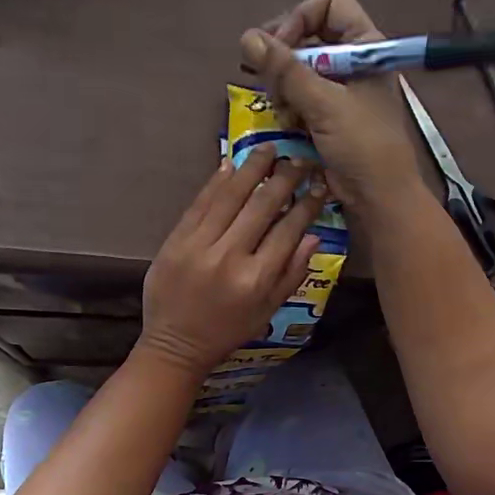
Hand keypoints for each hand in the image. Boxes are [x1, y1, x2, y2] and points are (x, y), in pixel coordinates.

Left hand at [138, 148, 325, 376]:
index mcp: (256, 279)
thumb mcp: (266, 311)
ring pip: (230, 197)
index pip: (288, 231)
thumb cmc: (227, 332)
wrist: (175, 345)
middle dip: (284, 178)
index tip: (319, 185)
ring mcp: (199, 245)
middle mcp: (230, 257)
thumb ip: (291, 273)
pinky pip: (200, 203)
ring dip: (252, 169)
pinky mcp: (176, 240)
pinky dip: (216, 182)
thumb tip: (314, 236)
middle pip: (262, 206)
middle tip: (298, 159)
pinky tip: (231, 164)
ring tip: (268, 149)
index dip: (307, 204)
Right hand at [241, 0, 421, 211]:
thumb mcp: (324, 104)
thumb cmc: (362, 145)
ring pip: (297, 71)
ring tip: (285, 112)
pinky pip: (298, 99)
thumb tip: (247, 38)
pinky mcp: (327, 116)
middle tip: (270, 82)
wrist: (379, 196)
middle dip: (284, 60)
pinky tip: (289, 126)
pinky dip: (289, 109)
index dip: (300, 18)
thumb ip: (285, 71)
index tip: (280, 48)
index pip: (328, 3)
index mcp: (365, 45)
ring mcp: (339, 90)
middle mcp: (352, 61)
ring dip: (284, 89)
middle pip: (307, 37)